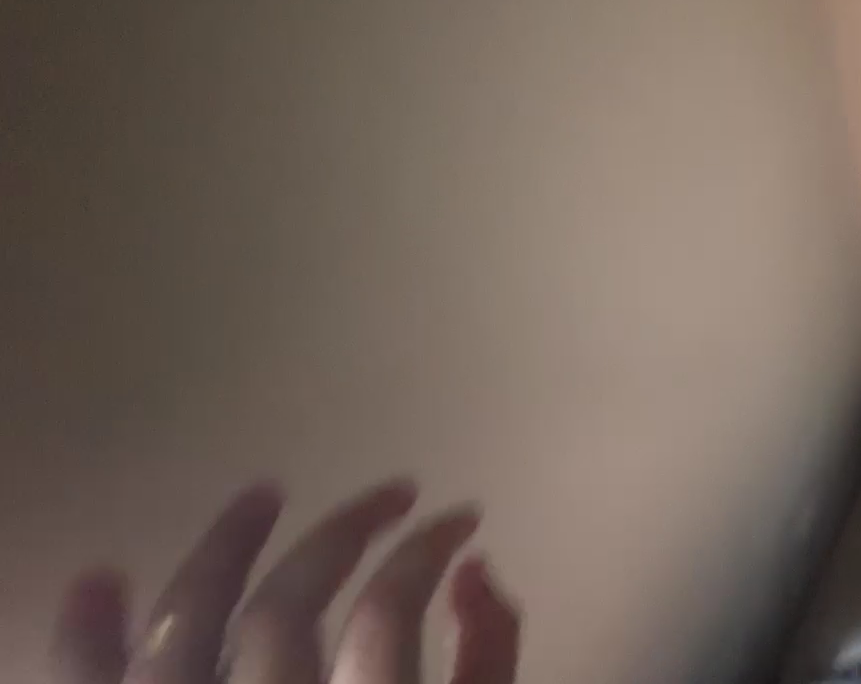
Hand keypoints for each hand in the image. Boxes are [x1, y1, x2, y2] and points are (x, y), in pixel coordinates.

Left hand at [50, 480, 518, 683]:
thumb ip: (489, 660)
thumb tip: (476, 570)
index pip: (391, 606)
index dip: (431, 544)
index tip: (466, 517)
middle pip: (288, 604)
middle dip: (347, 529)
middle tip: (396, 491)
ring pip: (180, 635)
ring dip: (218, 552)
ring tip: (262, 494)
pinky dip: (81, 643)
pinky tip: (99, 580)